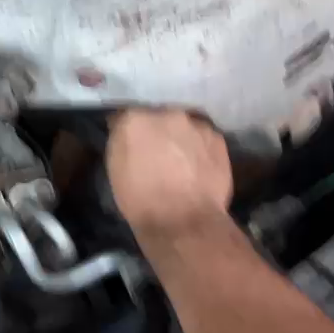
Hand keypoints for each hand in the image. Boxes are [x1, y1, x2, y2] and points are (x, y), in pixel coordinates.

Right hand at [106, 109, 232, 240]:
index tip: (125, 140)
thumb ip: (122, 141)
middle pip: (157, 115)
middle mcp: (167, 113)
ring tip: (177, 158)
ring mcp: (196, 125)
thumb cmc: (138, 196)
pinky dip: (197, 146)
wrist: (182, 218)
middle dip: (154, 129)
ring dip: (178, 136)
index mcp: (134, 119)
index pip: (125, 115)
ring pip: (182, 125)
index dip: (125, 129)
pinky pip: (202, 137)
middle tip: (153, 149)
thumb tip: (127, 134)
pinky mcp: (218, 138)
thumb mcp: (115, 166)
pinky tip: (194, 165)